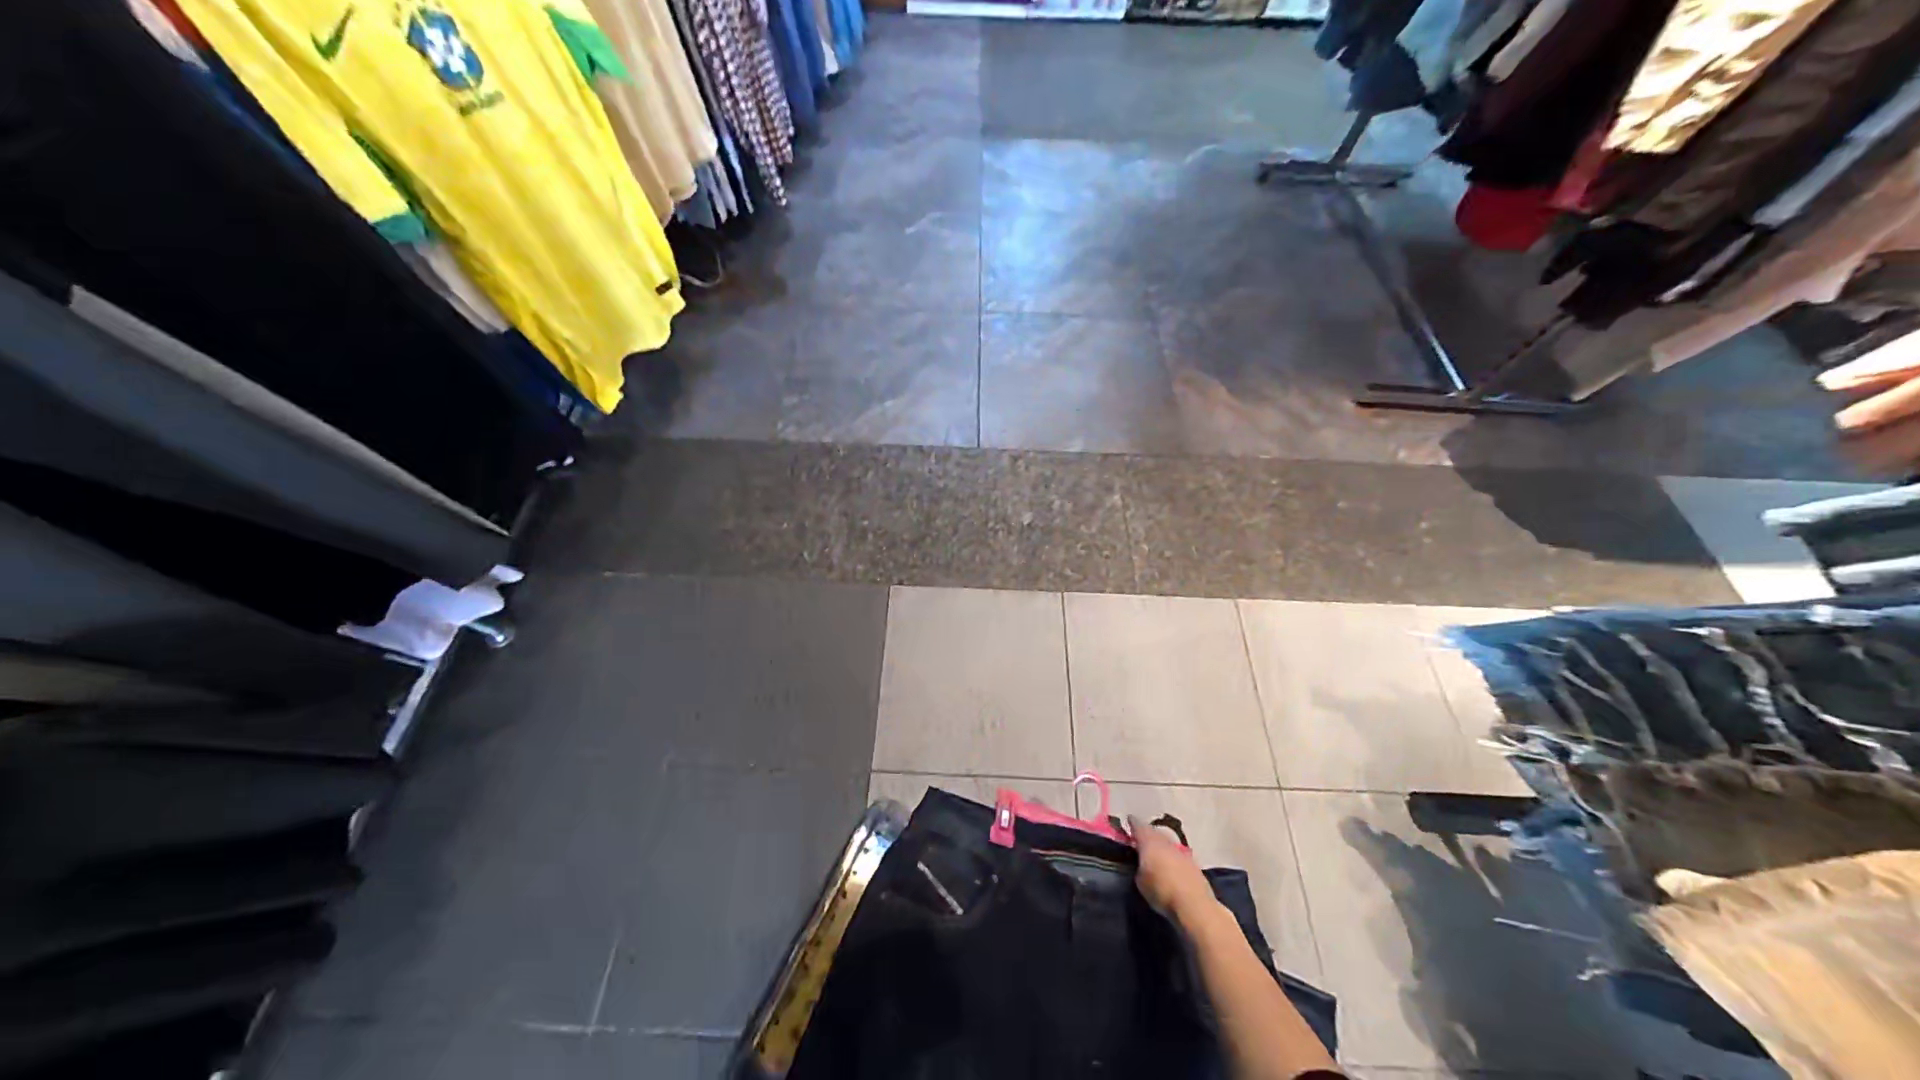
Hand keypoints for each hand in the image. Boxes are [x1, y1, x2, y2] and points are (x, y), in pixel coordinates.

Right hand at [1129, 814, 1216, 925]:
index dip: (1132, 823)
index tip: (1128, 820)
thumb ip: (1138, 867)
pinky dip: (1172, 856)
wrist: (1194, 904)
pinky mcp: (1193, 863)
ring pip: (1167, 842)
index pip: (1138, 826)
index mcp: (1149, 842)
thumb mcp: (1140, 881)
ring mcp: (1181, 851)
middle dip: (1147, 833)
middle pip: (1154, 832)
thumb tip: (1141, 863)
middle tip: (1141, 838)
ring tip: (1155, 851)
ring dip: (1161, 844)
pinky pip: (1178, 854)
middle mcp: (1165, 841)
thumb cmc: (1161, 892)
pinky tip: (1170, 864)